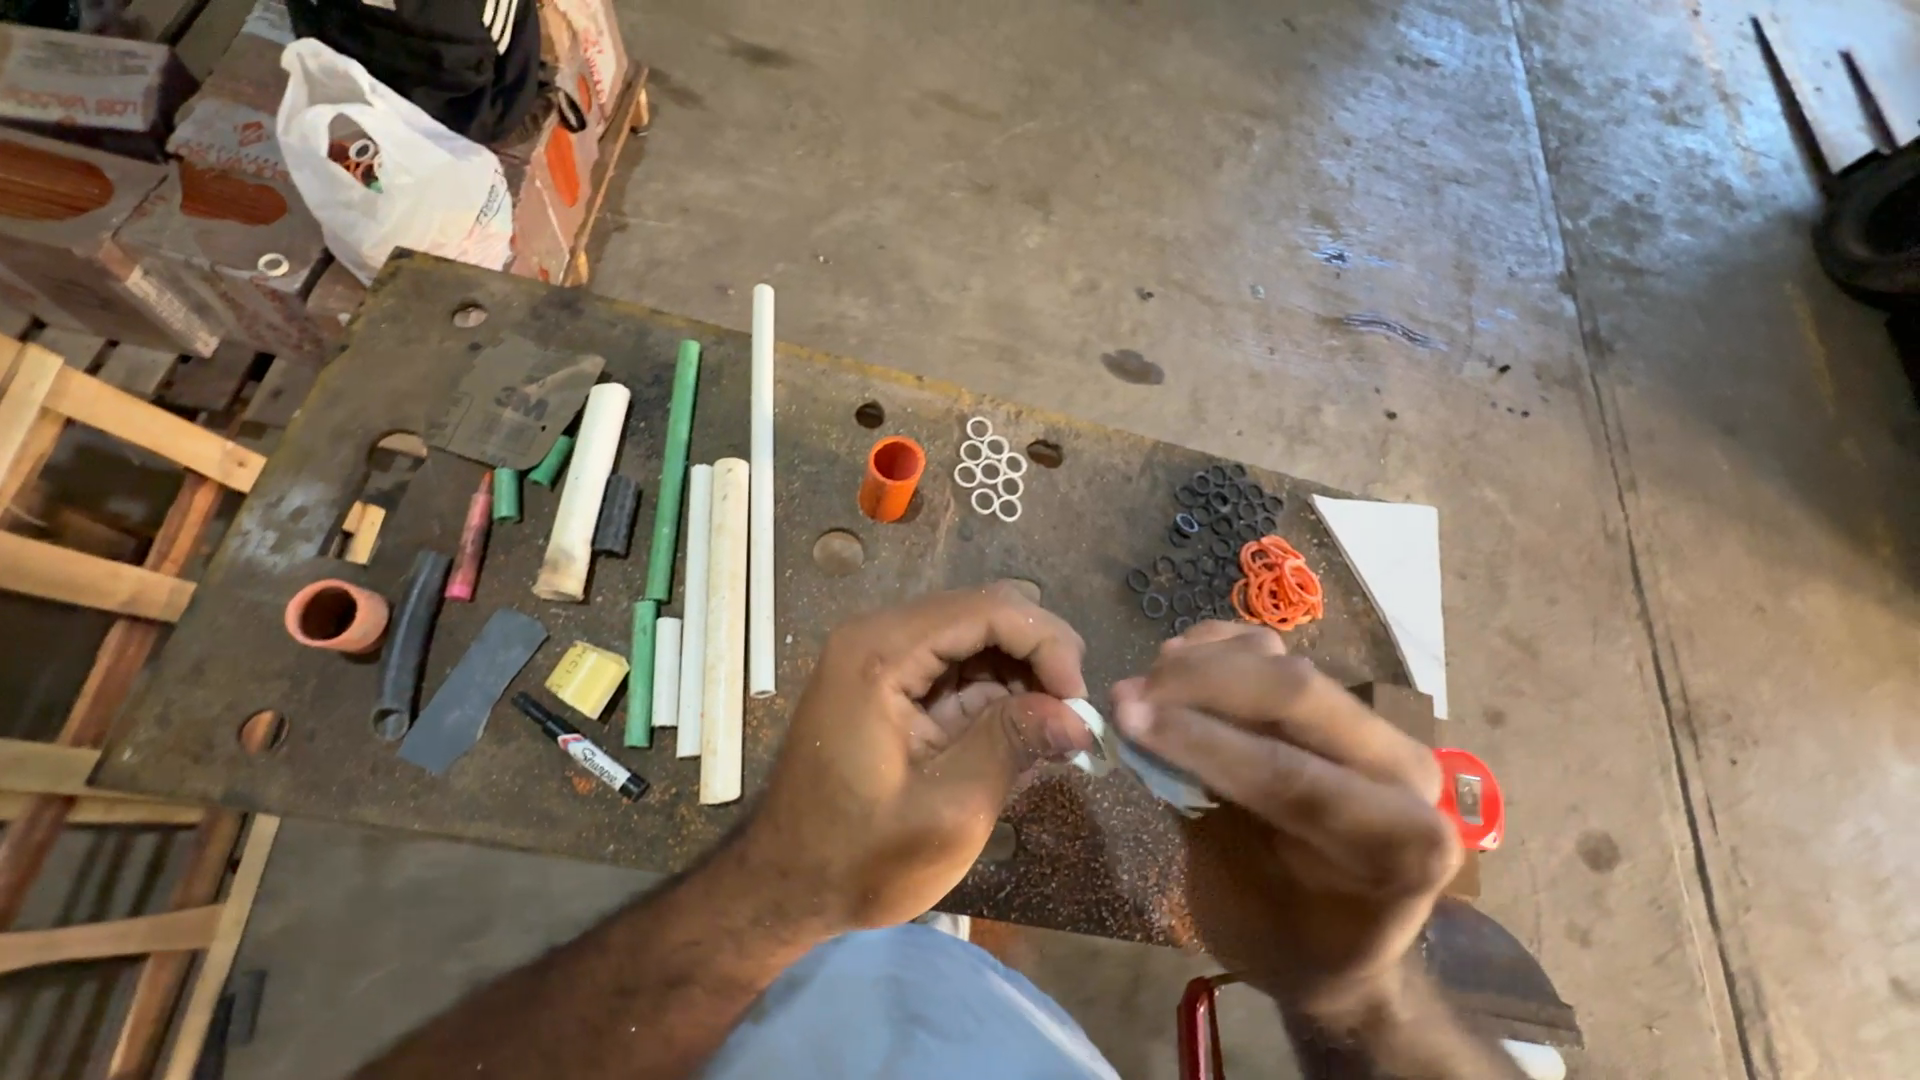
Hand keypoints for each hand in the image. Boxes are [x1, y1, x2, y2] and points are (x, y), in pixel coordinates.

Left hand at [740, 583, 1092, 931]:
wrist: (785, 886)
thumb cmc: (859, 858)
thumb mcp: (948, 810)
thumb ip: (1013, 744)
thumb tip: (1081, 716)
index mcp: (881, 653)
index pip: (987, 609)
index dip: (1047, 642)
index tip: (1079, 703)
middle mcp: (879, 636)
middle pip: (984, 614)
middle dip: (1040, 657)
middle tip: (1073, 718)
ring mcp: (883, 657)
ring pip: (978, 638)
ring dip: (1023, 677)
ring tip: (1051, 735)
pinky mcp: (892, 683)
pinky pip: (959, 667)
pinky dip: (997, 694)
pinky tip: (1019, 738)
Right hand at [1112, 622, 1459, 1030]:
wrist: (1330, 937)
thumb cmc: (1283, 937)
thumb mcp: (1235, 898)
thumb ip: (1195, 807)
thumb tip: (1135, 730)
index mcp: (1400, 843)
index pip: (1290, 774)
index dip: (1200, 739)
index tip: (1126, 718)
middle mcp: (1402, 771)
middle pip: (1295, 694)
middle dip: (1200, 685)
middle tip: (1127, 695)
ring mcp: (1372, 728)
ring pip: (1280, 662)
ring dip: (1200, 663)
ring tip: (1143, 687)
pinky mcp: (1337, 701)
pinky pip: (1273, 651)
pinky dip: (1215, 648)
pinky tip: (1175, 664)